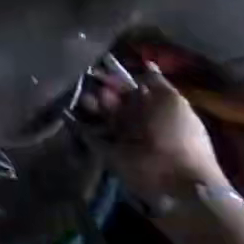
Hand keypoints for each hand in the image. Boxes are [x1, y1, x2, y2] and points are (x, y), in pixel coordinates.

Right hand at [80, 62, 226, 203]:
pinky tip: (66, 110)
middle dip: (101, 89)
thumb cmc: (177, 135)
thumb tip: (146, 64)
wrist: (174, 179)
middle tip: (93, 85)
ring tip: (86, 100)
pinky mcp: (107, 152)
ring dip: (90, 104)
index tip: (100, 67)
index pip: (130, 87)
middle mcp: (137, 121)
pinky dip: (76, 123)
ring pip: (99, 114)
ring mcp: (121, 137)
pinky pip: (88, 134)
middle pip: (112, 99)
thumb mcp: (172, 102)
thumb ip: (157, 82)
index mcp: (154, 108)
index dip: (115, 77)